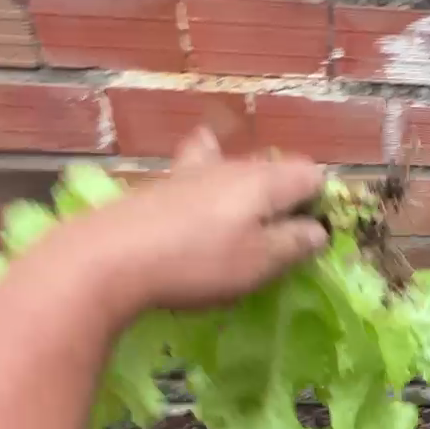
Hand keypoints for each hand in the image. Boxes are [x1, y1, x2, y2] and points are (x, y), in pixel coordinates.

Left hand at [29, 129, 327, 321]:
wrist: (109, 258)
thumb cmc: (198, 263)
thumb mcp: (259, 263)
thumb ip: (294, 244)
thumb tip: (318, 231)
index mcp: (264, 181)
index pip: (311, 175)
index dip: (321, 202)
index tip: (313, 236)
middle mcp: (232, 165)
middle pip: (273, 170)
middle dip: (286, 196)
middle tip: (282, 237)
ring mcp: (192, 171)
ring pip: (235, 168)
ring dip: (248, 189)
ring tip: (246, 218)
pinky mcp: (162, 186)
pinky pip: (198, 173)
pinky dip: (210, 183)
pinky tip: (199, 192)